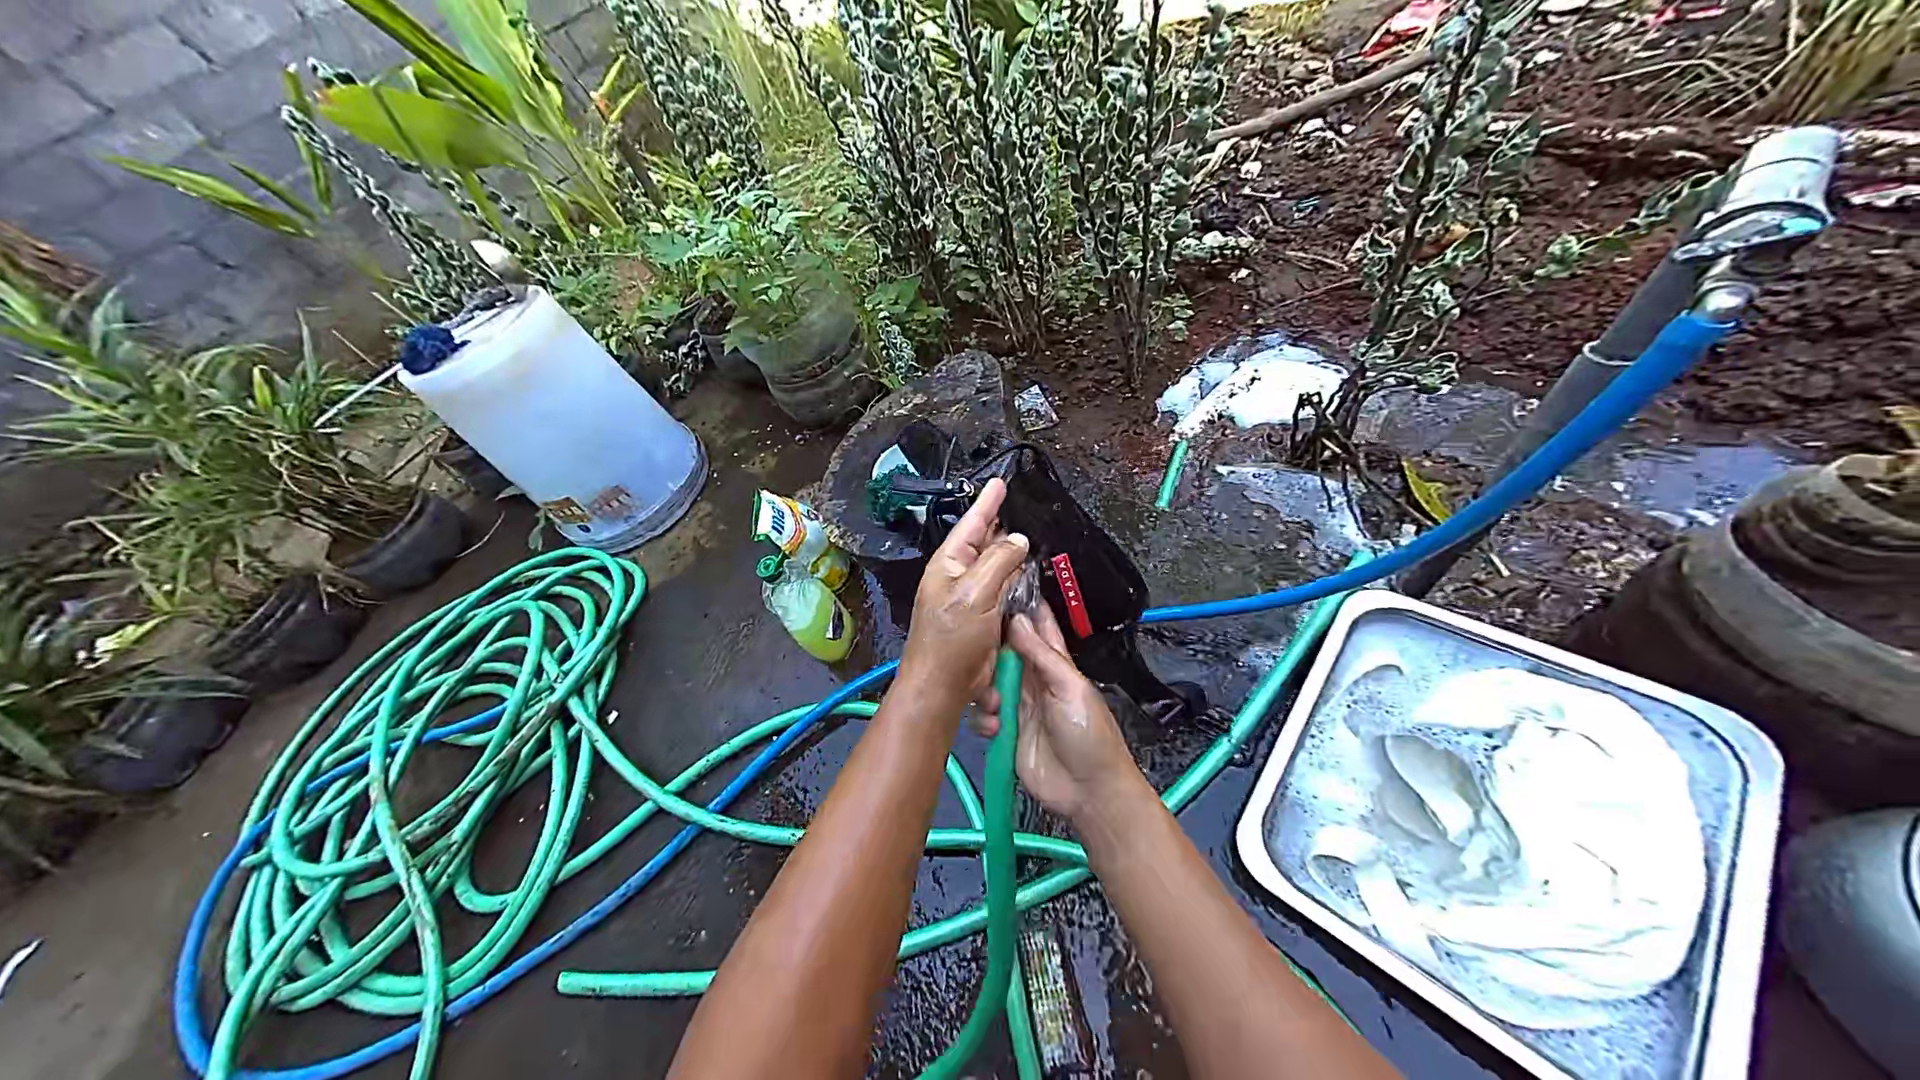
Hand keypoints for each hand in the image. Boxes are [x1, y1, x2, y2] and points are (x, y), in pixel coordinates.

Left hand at [897, 477, 1029, 710]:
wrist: (944, 685)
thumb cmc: (949, 640)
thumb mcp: (975, 593)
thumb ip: (999, 562)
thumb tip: (1017, 540)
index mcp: (949, 564)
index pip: (970, 524)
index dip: (987, 503)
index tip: (999, 483)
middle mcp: (959, 577)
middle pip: (984, 543)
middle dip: (1001, 525)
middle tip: (1019, 507)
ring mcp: (971, 598)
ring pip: (997, 567)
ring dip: (1012, 554)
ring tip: (1028, 536)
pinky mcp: (984, 618)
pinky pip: (1004, 591)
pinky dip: (1016, 582)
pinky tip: (1028, 574)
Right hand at [981, 604, 1146, 821]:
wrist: (1088, 792)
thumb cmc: (1092, 738)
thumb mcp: (1070, 687)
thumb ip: (1042, 655)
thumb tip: (1018, 620)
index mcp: (1056, 664)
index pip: (1036, 627)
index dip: (1019, 610)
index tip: (995, 598)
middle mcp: (1034, 682)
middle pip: (1003, 654)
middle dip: (990, 656)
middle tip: (988, 663)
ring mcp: (1019, 706)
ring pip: (988, 684)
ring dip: (985, 692)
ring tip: (996, 705)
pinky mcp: (1006, 732)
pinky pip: (983, 717)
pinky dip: (983, 720)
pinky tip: (995, 728)